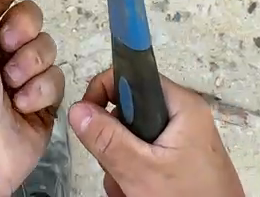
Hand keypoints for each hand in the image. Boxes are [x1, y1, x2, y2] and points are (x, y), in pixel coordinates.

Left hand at [0, 0, 65, 196]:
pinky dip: (40, 90)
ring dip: (30, 63)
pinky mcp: (44, 99)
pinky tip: (22, 104)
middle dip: (23, 28)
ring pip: (47, 44)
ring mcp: (24, 73)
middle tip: (6, 47)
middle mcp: (1, 47)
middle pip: (30, 15)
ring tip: (11, 85)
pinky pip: (57, 77)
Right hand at [67, 67, 244, 196]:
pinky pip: (148, 158)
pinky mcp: (183, 165)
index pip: (133, 75)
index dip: (105, 90)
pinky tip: (134, 194)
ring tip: (126, 190)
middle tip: (114, 167)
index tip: (88, 116)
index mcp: (181, 105)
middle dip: (114, 141)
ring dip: (121, 164)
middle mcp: (184, 118)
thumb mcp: (141, 171)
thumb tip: (76, 108)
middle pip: (131, 111)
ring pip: (135, 139)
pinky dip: (135, 176)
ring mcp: (184, 143)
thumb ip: (107, 139)